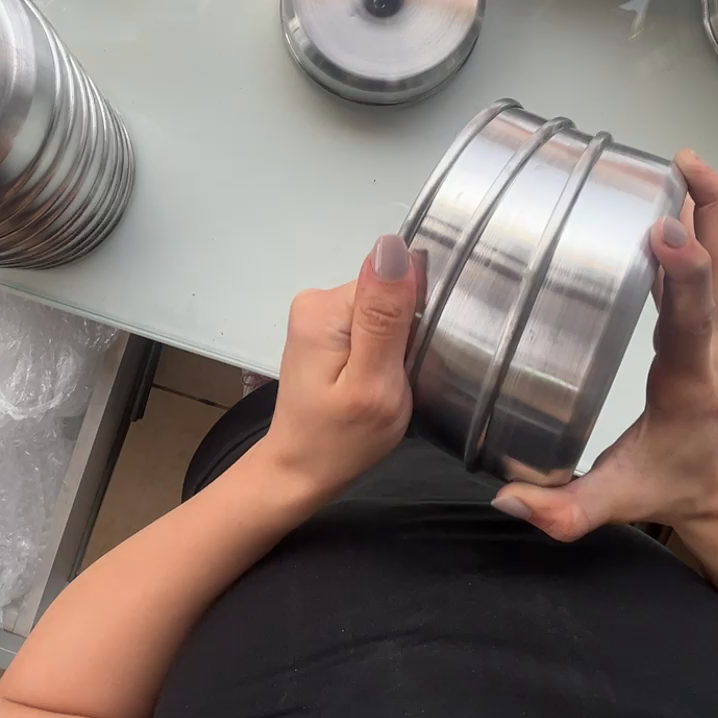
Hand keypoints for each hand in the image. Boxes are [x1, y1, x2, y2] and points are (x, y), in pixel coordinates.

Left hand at [257, 233, 423, 499]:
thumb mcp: (373, 382)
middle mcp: (316, 299)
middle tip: (396, 380)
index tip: (407, 362)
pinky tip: (375, 379)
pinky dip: (383, 352)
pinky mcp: (324, 331)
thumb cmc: (341, 438)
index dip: (414, 324)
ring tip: (386, 383)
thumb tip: (393, 247)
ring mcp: (318, 315)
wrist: (303, 470)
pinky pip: (371, 326)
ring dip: (395, 346)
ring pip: (383, 312)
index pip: (393, 285)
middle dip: (405, 335)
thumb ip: (385, 317)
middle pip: (387, 296)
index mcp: (325, 307)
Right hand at [492, 151, 717, 540]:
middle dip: (712, 212)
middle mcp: (708, 349)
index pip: (692, 322)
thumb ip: (562, 511)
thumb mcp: (614, 502)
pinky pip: (709, 271)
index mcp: (687, 384)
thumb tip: (505, 499)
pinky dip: (697, 228)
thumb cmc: (670, 487)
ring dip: (710, 210)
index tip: (665, 229)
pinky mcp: (701, 328)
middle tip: (685, 162)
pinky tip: (665, 204)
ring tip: (679, 164)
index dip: (685, 274)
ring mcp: (710, 335)